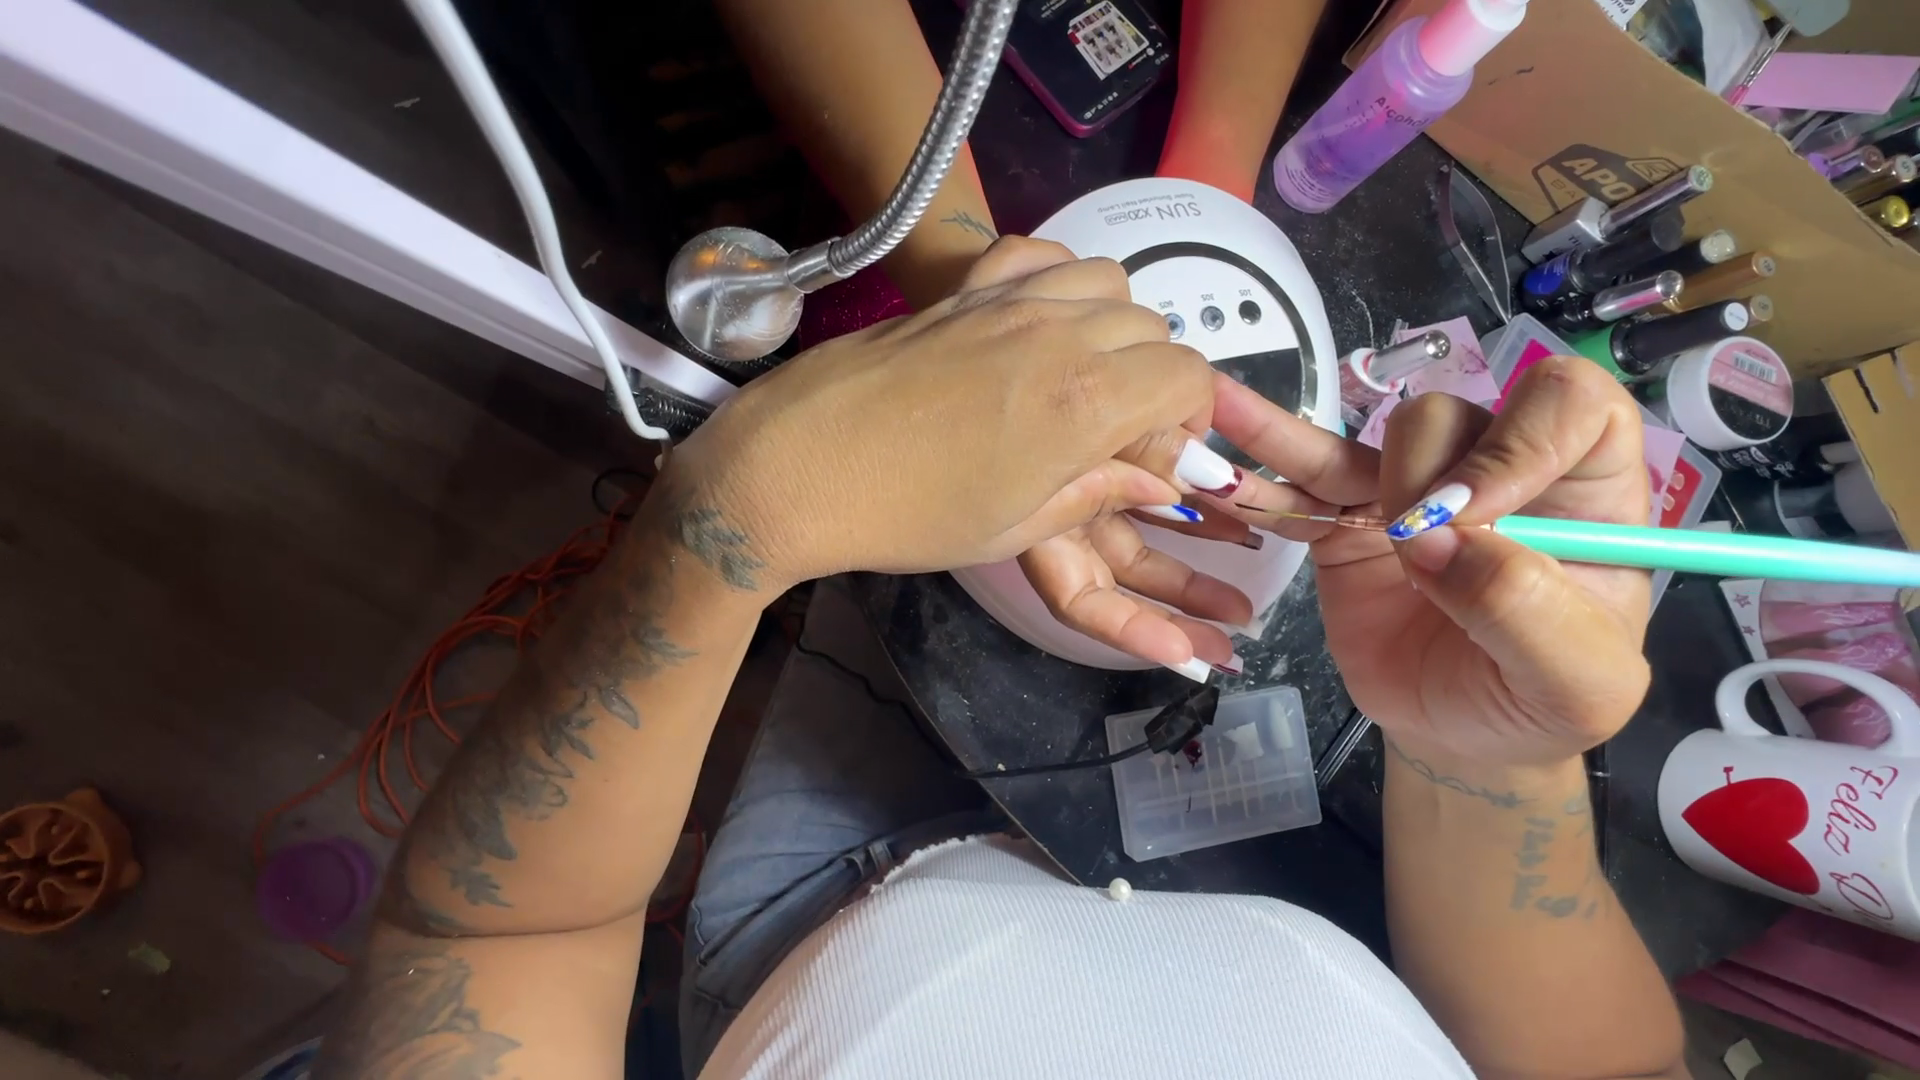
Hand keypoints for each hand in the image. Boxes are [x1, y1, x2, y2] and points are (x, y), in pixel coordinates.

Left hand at [661, 238, 1215, 594]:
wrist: (797, 468)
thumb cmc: (907, 516)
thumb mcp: (1012, 526)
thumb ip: (1095, 492)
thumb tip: (1155, 481)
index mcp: (1084, 402)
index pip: (1187, 375)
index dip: (1191, 412)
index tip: (1166, 446)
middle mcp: (1059, 332)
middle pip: (1153, 327)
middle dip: (1155, 374)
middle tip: (1120, 422)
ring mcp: (1006, 299)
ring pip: (1105, 280)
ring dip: (1114, 323)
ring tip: (1081, 369)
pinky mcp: (961, 287)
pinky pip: (1037, 254)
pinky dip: (1057, 279)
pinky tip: (1035, 318)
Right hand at [1216, 356, 1651, 766]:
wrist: (1456, 733)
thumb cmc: (1533, 704)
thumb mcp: (1577, 682)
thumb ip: (1527, 609)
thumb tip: (1439, 540)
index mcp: (1578, 495)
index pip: (1564, 407)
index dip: (1518, 439)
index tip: (1473, 515)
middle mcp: (1491, 476)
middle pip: (1447, 416)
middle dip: (1416, 472)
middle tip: (1405, 548)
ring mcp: (1408, 497)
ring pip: (1361, 438)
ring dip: (1293, 436)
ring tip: (1227, 413)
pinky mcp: (1343, 525)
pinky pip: (1300, 489)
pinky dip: (1259, 481)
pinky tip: (1217, 475)